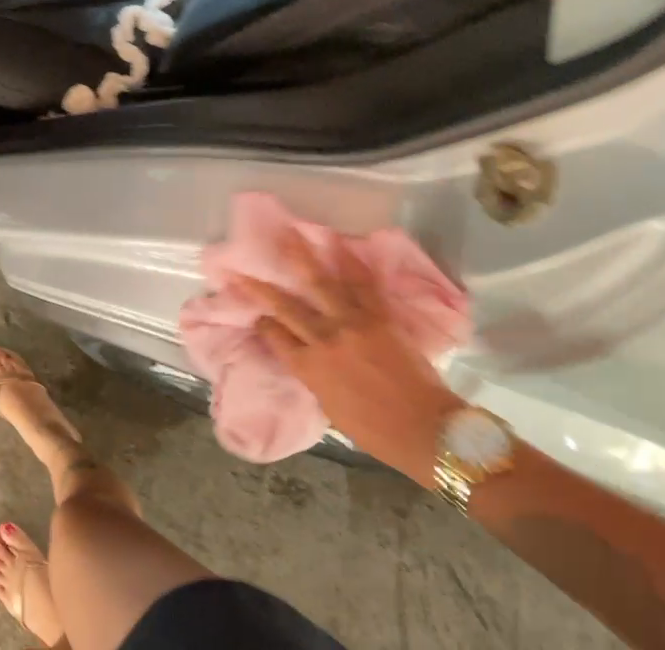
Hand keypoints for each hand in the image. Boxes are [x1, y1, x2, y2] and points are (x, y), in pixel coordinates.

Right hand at [236, 235, 463, 482]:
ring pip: (320, 283)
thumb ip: (316, 377)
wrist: (423, 428)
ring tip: (287, 234)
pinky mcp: (379, 317)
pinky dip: (349, 261)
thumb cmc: (375, 431)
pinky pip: (362, 284)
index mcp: (308, 368)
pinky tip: (337, 241)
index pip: (275, 336)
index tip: (256, 313)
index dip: (263, 323)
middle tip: (241, 268)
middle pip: (286, 306)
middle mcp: (323, 340)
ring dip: (301, 256)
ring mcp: (351, 324)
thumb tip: (311, 359)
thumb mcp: (331, 407)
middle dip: (260, 287)